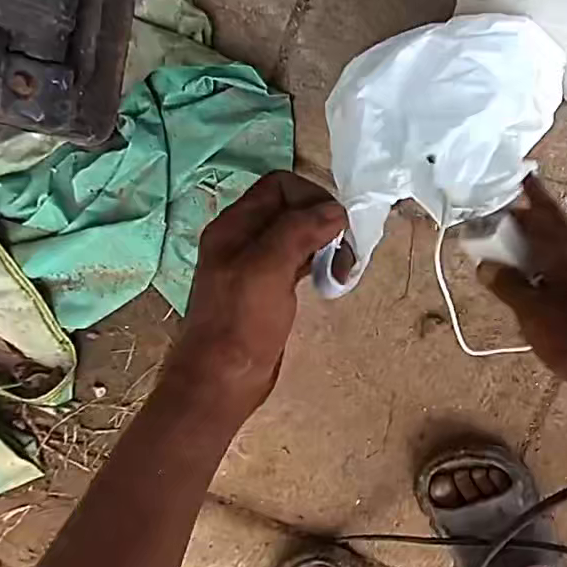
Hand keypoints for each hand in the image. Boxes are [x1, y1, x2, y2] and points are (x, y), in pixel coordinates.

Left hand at [167, 171, 346, 417]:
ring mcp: (257, 263)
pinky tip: (332, 279)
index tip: (335, 226)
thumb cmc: (240, 324)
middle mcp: (244, 238)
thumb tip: (336, 210)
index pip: (280, 185)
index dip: (312, 197)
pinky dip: (322, 261)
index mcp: (235, 226)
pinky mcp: (270, 285)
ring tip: (344, 269)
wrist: (222, 382)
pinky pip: (302, 258)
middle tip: (345, 250)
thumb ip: (298, 231)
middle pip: (293, 206)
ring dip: (328, 243)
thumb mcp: (267, 270)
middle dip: (325, 221)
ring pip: (301, 233)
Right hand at [479, 176, 566, 387]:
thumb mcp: (533, 314)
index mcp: (565, 256)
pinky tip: (526, 273)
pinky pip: (556, 266)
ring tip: (505, 240)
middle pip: (551, 228)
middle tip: (499, 210)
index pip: (547, 215)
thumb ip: (509, 287)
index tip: (518, 174)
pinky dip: (537, 261)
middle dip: (527, 215)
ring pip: (554, 248)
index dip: (533, 193)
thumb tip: (485, 265)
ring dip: (532, 239)